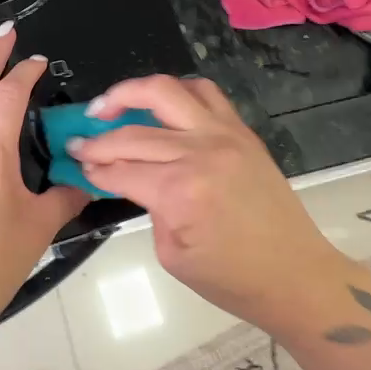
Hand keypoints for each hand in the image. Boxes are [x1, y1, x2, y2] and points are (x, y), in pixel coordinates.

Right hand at [70, 76, 336, 318]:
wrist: (296, 275)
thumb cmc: (232, 279)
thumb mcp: (172, 254)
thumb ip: (148, 207)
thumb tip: (126, 177)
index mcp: (180, 191)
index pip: (121, 169)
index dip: (94, 167)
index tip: (74, 163)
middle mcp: (200, 152)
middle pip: (133, 132)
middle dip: (97, 138)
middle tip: (78, 142)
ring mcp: (223, 135)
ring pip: (164, 92)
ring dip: (128, 93)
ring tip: (107, 105)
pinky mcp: (240, 130)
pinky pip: (203, 92)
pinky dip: (174, 90)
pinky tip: (157, 104)